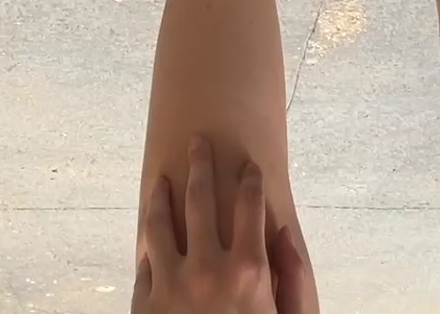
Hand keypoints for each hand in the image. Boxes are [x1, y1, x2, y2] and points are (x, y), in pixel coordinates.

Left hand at [133, 136, 316, 313]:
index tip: (248, 165)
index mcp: (248, 271)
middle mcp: (208, 269)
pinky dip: (147, 244)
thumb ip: (295, 279)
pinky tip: (149, 234)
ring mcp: (172, 287)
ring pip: (161, 222)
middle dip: (201, 163)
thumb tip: (283, 233)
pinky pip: (144, 263)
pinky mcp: (146, 307)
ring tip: (161, 179)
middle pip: (201, 197)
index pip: (250, 204)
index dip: (250, 178)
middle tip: (197, 142)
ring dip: (161, 195)